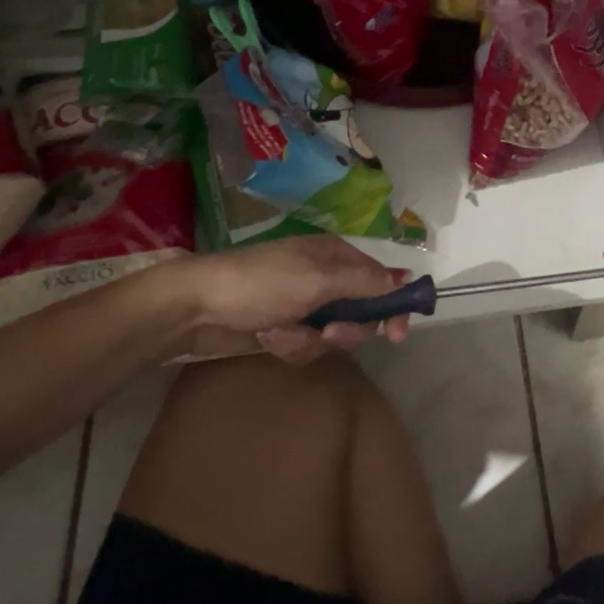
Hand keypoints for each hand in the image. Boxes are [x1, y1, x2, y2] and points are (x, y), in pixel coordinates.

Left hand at [152, 237, 413, 363]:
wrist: (196, 307)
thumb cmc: (261, 283)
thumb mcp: (319, 280)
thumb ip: (366, 282)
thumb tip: (407, 277)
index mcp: (337, 257)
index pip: (381, 281)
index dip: (392, 306)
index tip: (397, 334)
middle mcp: (326, 279)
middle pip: (361, 315)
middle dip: (343, 330)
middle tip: (326, 334)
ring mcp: (305, 305)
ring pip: (333, 336)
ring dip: (308, 340)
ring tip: (280, 333)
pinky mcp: (285, 329)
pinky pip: (306, 346)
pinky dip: (289, 345)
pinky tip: (268, 337)